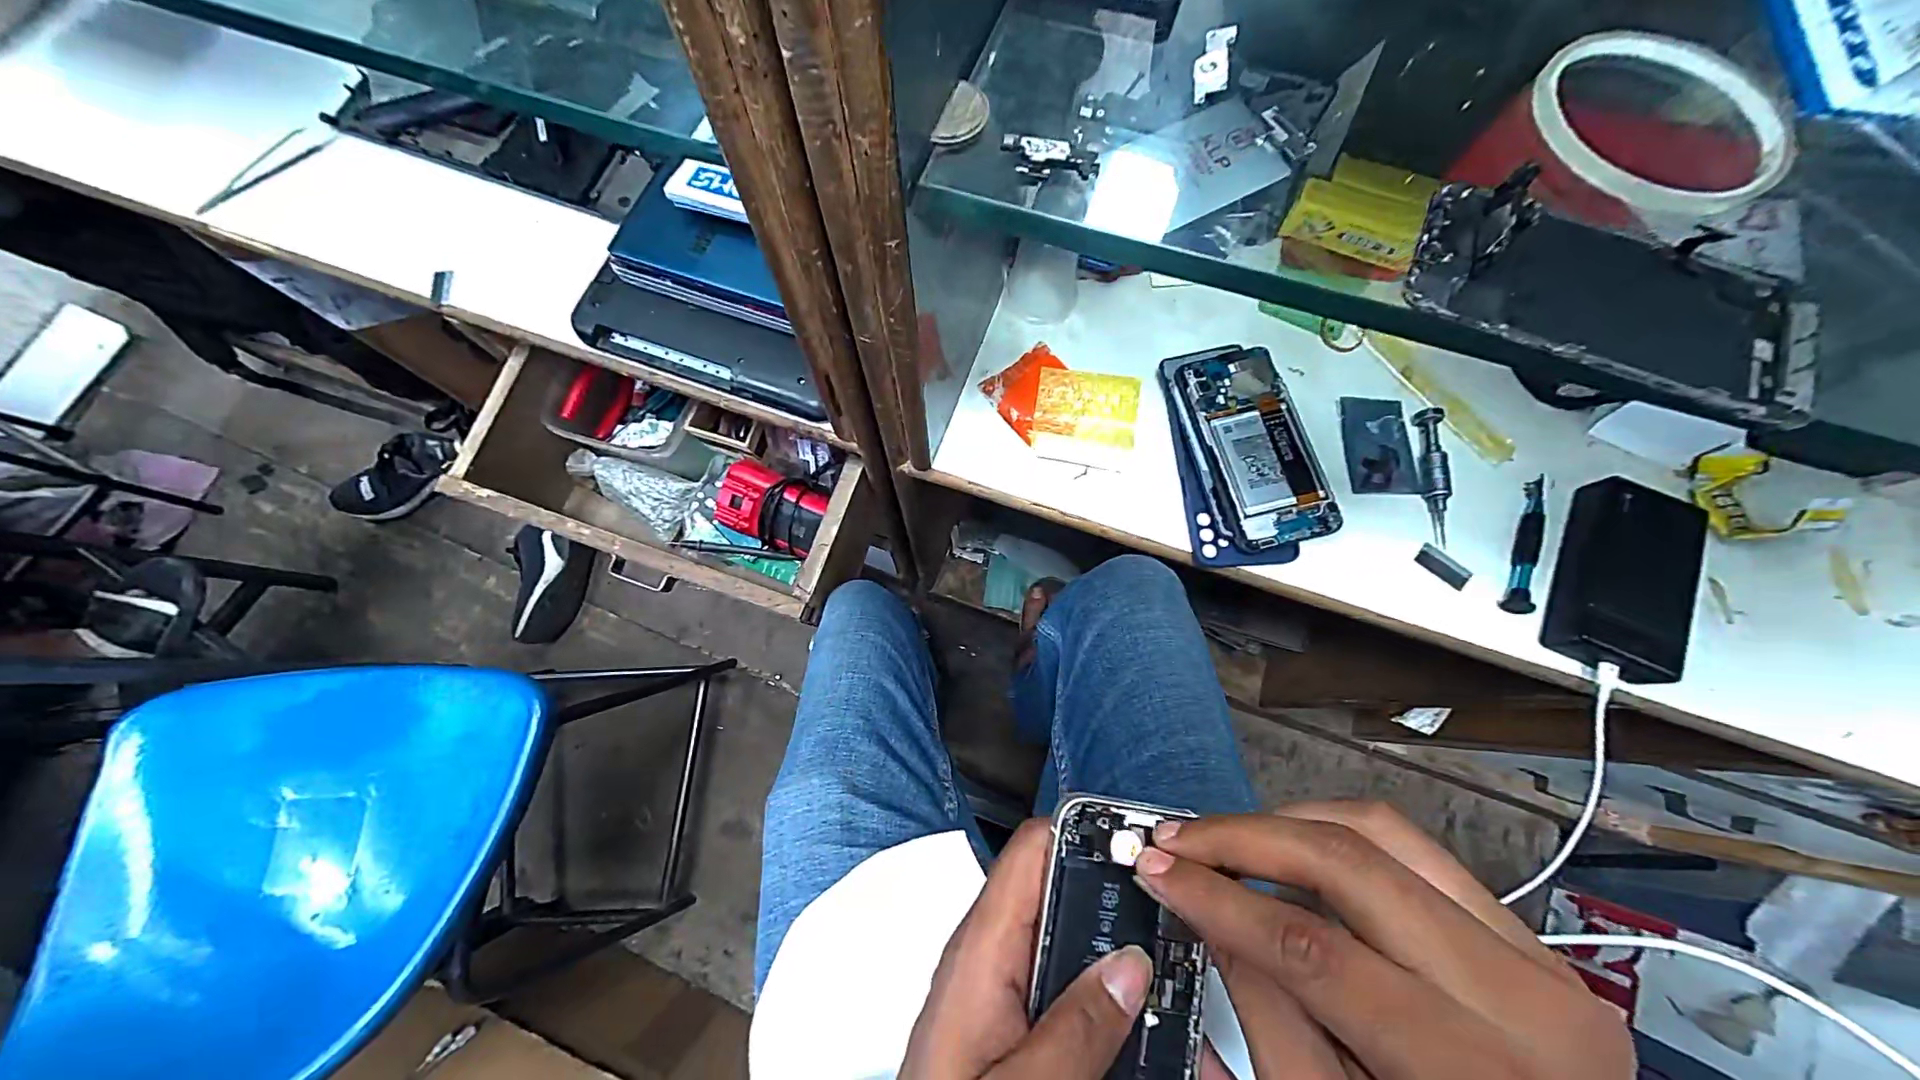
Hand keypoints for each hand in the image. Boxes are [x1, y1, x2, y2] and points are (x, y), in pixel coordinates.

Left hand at [900, 818, 1154, 1078]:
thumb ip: (1074, 1028)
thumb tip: (1130, 966)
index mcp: (983, 948)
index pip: (1033, 849)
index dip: (1085, 833)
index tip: (1140, 845)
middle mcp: (991, 951)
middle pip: (1062, 892)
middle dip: (1119, 905)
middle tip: (1176, 926)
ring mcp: (1003, 982)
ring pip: (1073, 941)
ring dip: (1121, 960)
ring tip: (1174, 988)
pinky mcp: (1013, 1014)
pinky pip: (1066, 985)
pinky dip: (1105, 999)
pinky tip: (1142, 1029)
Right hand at [1134, 801, 1634, 1079]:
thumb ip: (1268, 1016)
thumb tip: (1209, 917)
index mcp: (1476, 1068)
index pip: (1318, 950)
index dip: (1221, 901)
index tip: (1157, 868)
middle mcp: (1519, 993)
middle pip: (1350, 862)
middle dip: (1243, 838)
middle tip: (1176, 839)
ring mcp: (1530, 952)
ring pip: (1379, 830)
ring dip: (1281, 823)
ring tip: (1220, 840)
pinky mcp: (1518, 931)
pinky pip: (1408, 846)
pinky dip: (1330, 833)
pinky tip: (1284, 849)